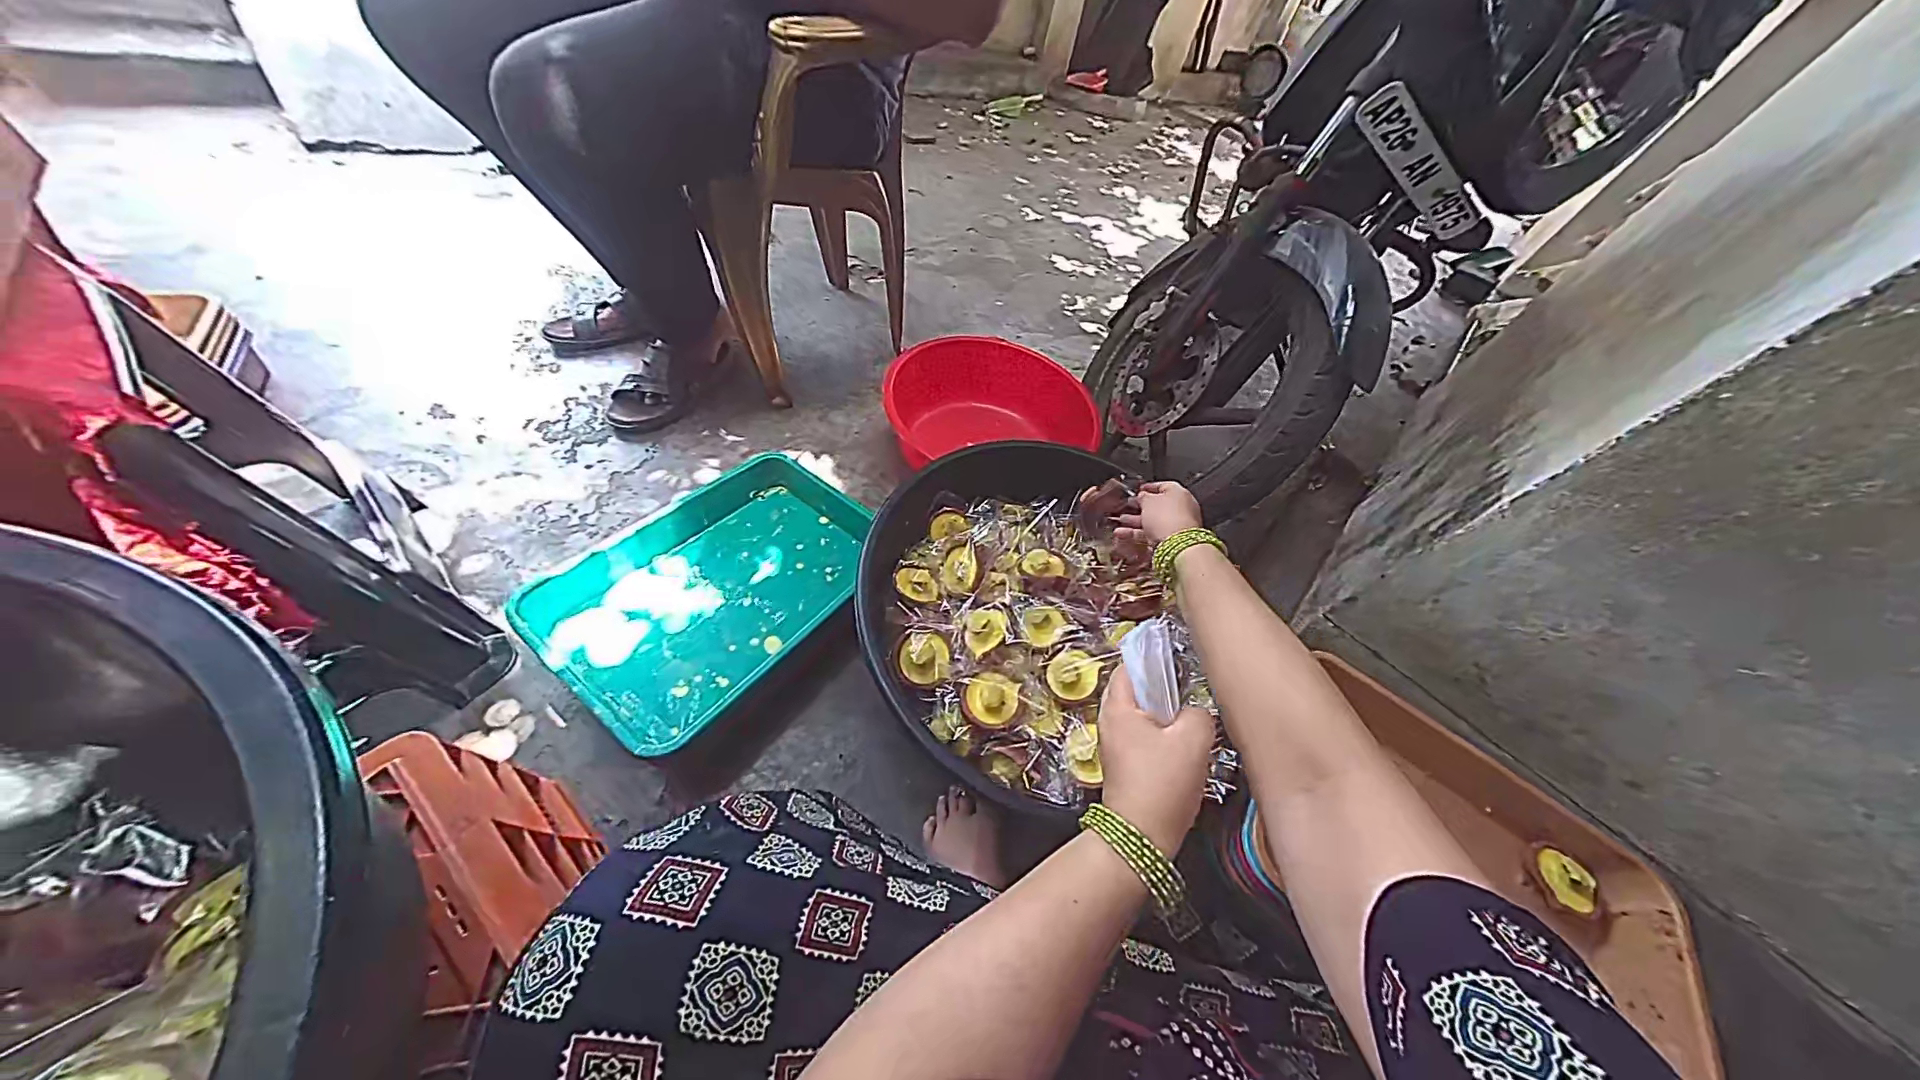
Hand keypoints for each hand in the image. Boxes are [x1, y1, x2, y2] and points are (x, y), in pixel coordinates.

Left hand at [1094, 667, 1214, 853]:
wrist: (1141, 835)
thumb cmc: (1163, 782)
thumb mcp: (1193, 739)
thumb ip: (1198, 713)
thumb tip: (1194, 711)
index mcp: (1118, 707)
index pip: (1129, 665)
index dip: (1151, 655)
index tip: (1175, 652)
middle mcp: (1110, 720)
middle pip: (1136, 689)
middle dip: (1161, 685)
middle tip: (1188, 685)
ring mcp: (1115, 743)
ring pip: (1142, 714)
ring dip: (1164, 712)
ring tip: (1190, 715)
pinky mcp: (1125, 762)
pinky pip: (1144, 735)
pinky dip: (1161, 732)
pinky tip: (1183, 743)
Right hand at [1114, 481, 1203, 547]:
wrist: (1177, 545)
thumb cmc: (1167, 519)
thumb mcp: (1148, 501)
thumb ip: (1143, 496)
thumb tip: (1142, 496)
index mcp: (1179, 493)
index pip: (1163, 486)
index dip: (1149, 488)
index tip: (1139, 490)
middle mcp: (1182, 509)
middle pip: (1158, 506)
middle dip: (1140, 507)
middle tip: (1128, 506)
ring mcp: (1177, 526)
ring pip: (1153, 522)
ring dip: (1136, 521)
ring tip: (1121, 520)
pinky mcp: (1171, 541)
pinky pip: (1152, 535)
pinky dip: (1138, 534)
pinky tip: (1124, 533)